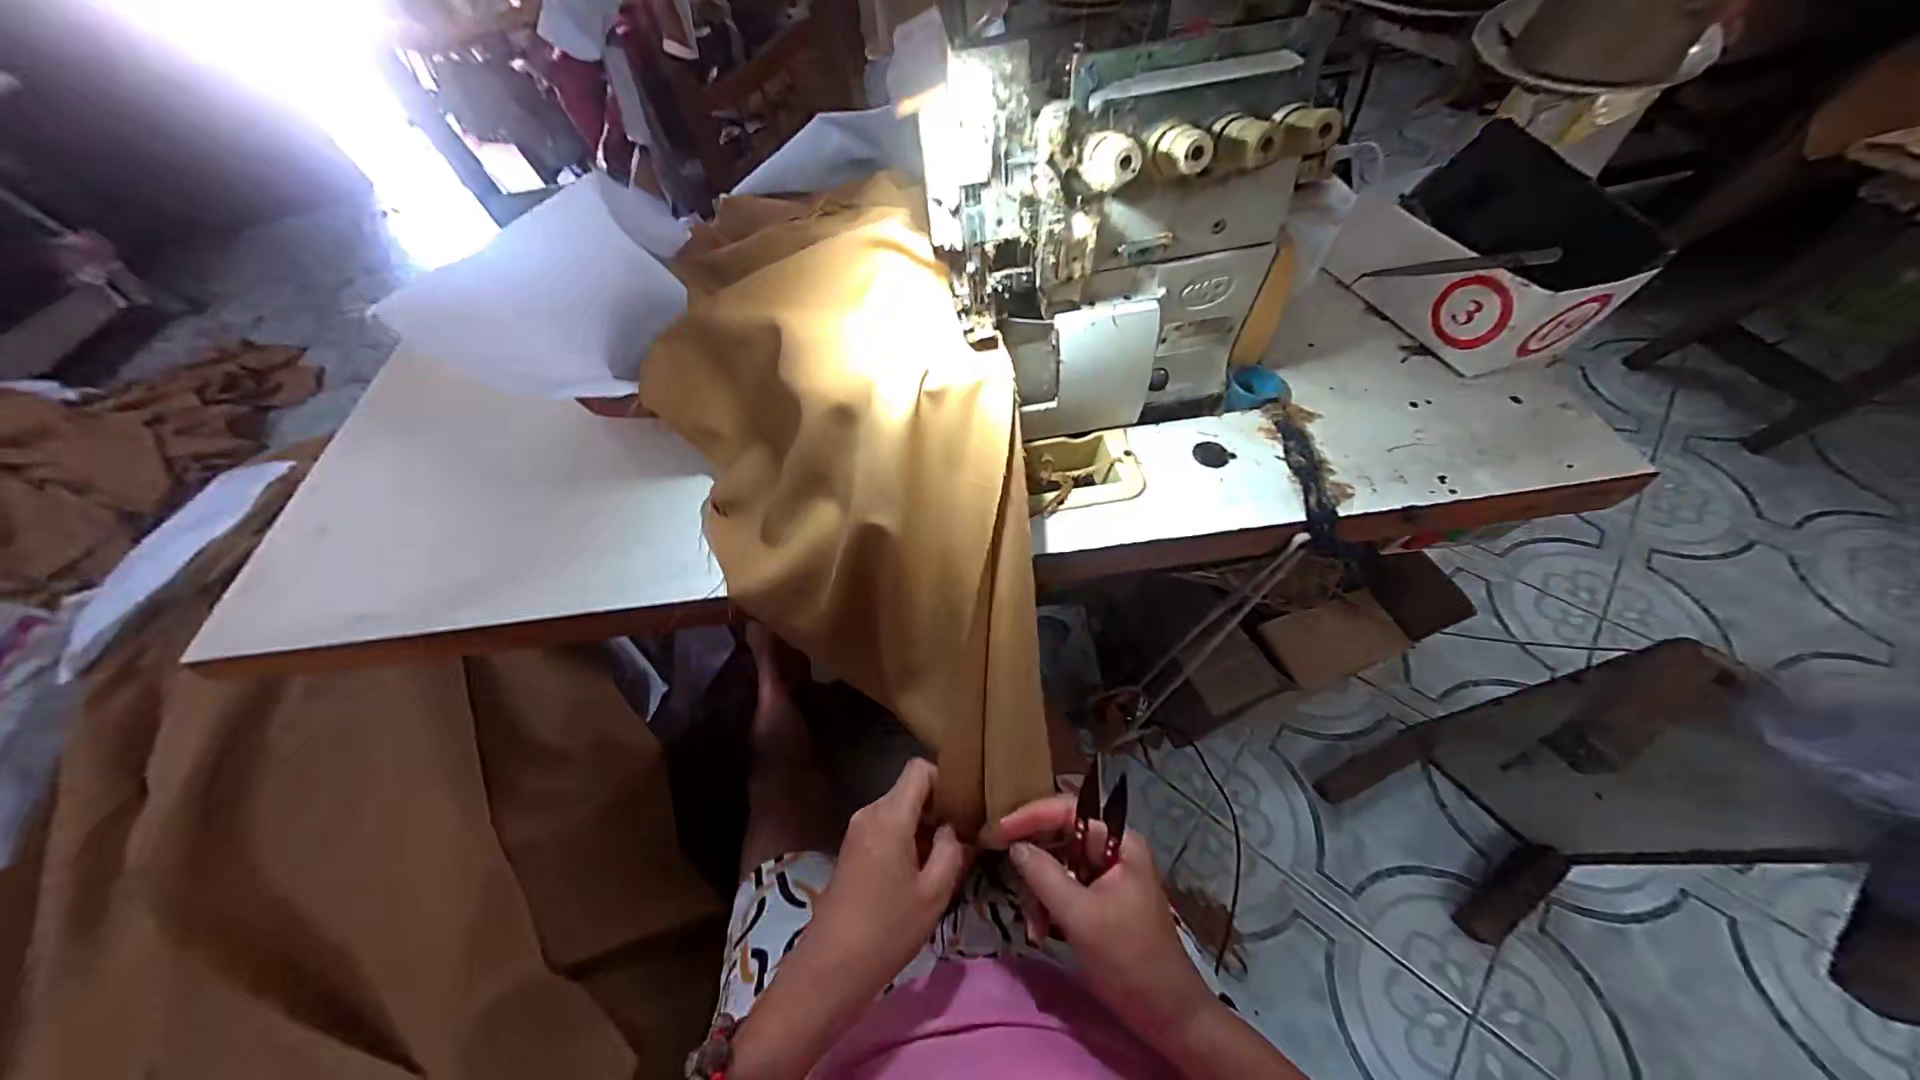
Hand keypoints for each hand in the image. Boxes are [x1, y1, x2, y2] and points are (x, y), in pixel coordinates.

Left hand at [729, 759, 969, 1079]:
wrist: (831, 967)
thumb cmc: (888, 928)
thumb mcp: (935, 891)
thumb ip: (953, 849)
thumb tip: (956, 828)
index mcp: (889, 815)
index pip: (919, 768)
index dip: (945, 780)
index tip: (966, 806)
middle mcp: (869, 812)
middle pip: (910, 790)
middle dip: (938, 807)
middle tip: (965, 835)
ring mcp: (857, 830)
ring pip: (899, 810)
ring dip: (924, 826)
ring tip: (947, 857)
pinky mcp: (852, 849)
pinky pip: (886, 827)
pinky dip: (907, 839)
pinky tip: (921, 871)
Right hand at [995, 794, 1215, 1037]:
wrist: (1168, 1017)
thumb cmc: (1129, 961)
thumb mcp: (1080, 916)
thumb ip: (1043, 875)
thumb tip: (1015, 846)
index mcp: (1119, 842)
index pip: (1067, 809)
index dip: (1029, 815)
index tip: (996, 831)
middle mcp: (1113, 849)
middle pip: (1059, 835)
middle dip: (1032, 861)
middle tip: (1004, 873)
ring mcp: (1107, 875)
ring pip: (1057, 864)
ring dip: (1038, 893)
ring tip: (1034, 926)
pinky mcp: (1100, 899)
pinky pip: (1063, 888)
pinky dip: (1048, 907)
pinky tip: (1042, 932)